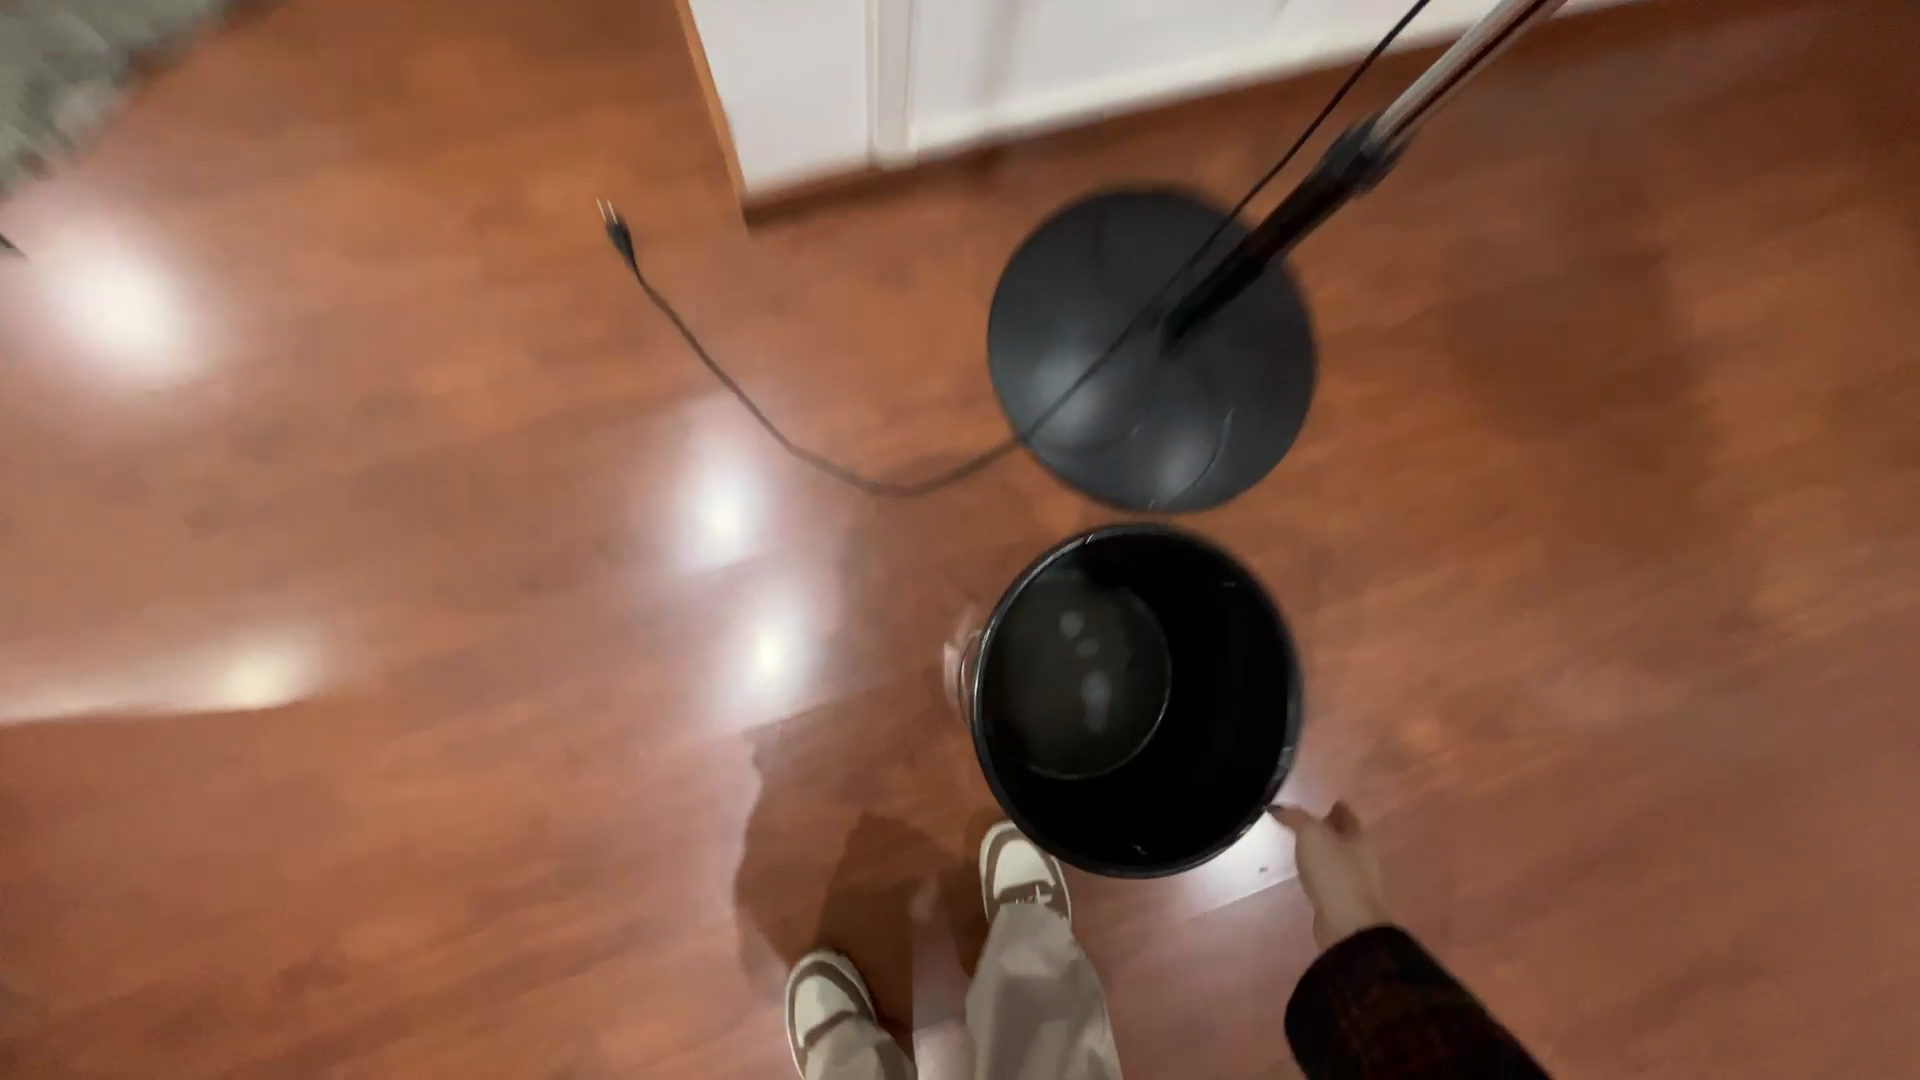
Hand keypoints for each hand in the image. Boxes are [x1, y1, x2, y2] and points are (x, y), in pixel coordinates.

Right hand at [1274, 802, 1389, 948]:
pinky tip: (1307, 871)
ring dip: (1322, 850)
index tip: (1318, 801)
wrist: (1347, 923)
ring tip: (1300, 845)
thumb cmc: (1332, 871)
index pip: (1346, 813)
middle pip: (1344, 835)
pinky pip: (1331, 876)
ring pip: (1337, 856)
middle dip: (1327, 827)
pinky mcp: (1345, 899)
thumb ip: (1295, 817)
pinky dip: (1320, 870)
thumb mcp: (1311, 835)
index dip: (1333, 805)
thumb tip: (1277, 807)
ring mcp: (1356, 879)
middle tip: (1303, 822)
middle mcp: (1362, 855)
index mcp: (1358, 836)